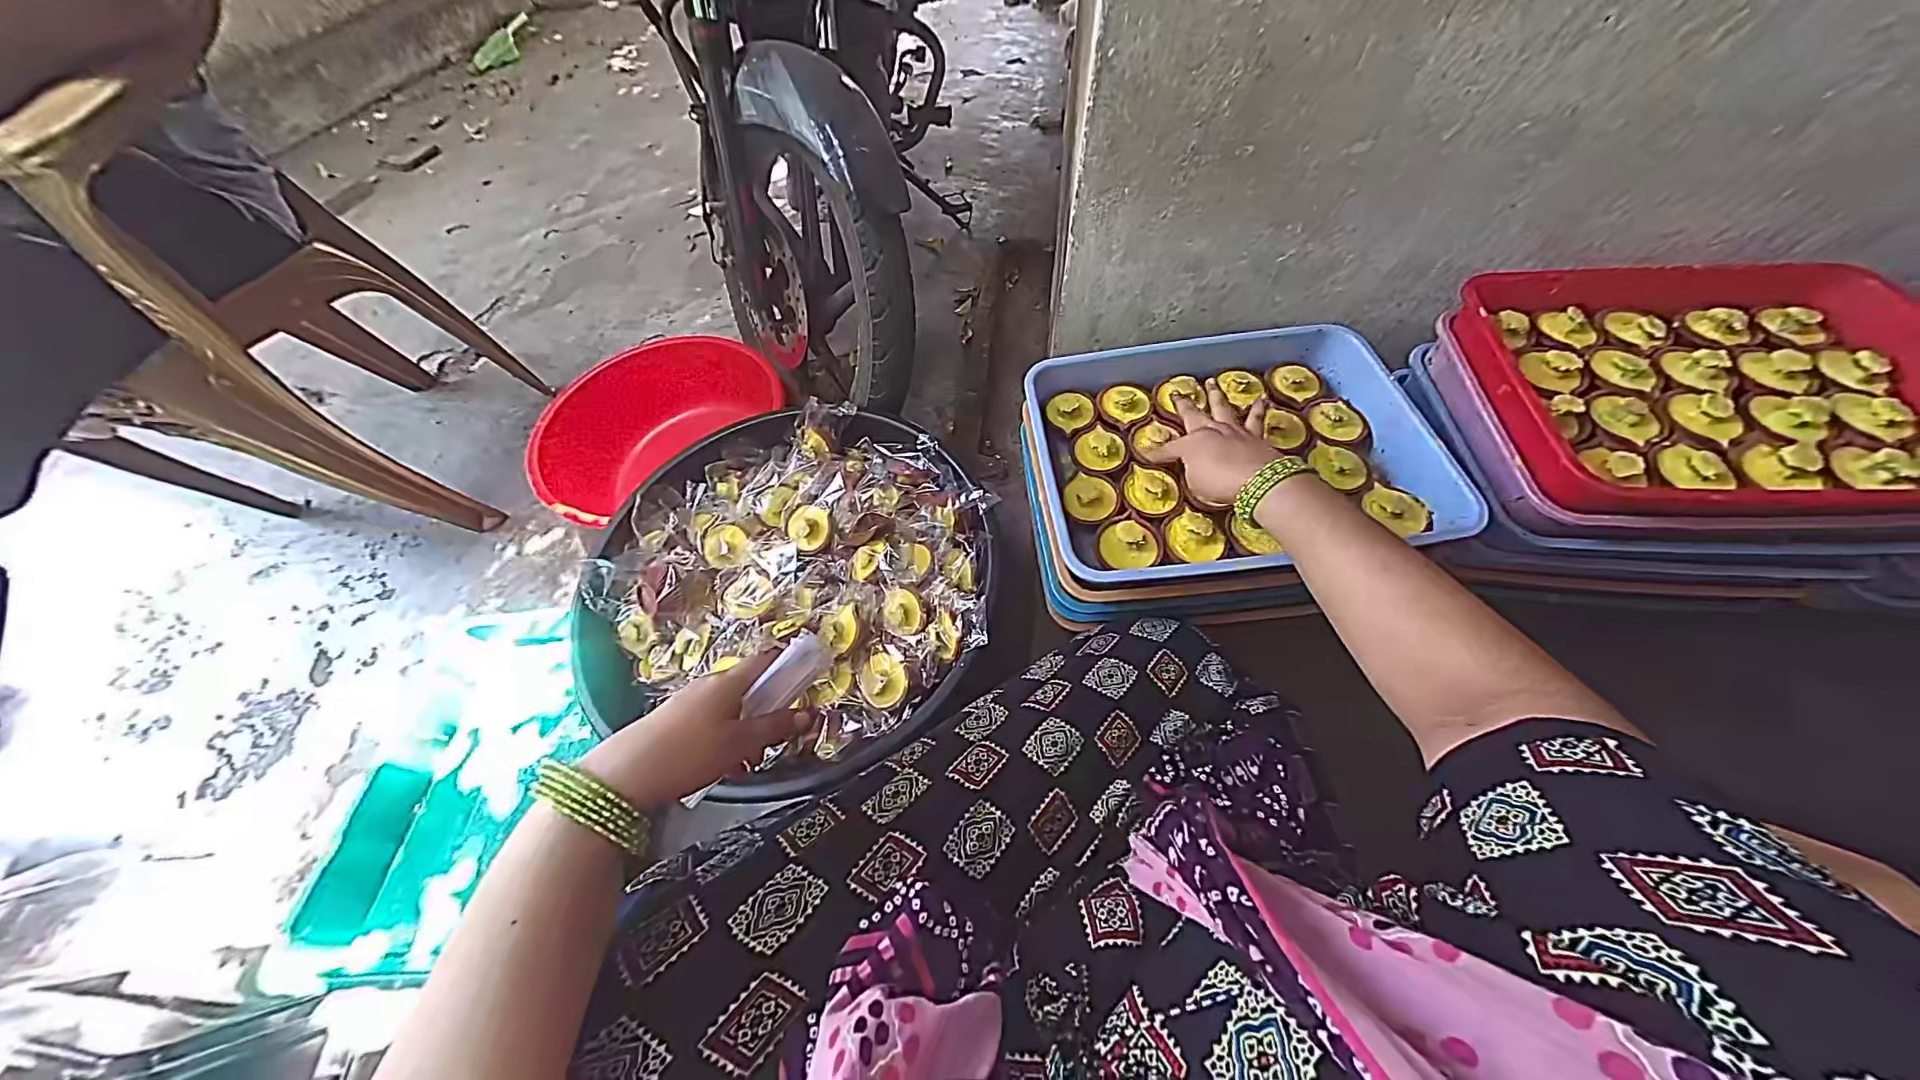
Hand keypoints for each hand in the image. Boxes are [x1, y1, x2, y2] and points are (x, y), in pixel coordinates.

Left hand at [580, 652, 809, 804]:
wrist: (624, 774)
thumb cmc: (690, 753)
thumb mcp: (741, 743)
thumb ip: (775, 727)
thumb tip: (808, 713)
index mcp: (729, 681)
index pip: (766, 660)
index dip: (787, 664)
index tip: (805, 677)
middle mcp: (709, 684)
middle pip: (749, 687)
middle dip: (768, 709)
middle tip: (777, 736)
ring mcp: (689, 701)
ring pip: (730, 709)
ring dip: (746, 729)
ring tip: (748, 761)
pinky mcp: (674, 721)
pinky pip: (711, 722)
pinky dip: (725, 738)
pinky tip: (723, 766)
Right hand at [1142, 378, 1281, 505]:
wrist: (1259, 482)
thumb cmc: (1221, 484)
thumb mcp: (1195, 484)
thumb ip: (1192, 471)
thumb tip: (1193, 468)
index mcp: (1191, 443)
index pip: (1168, 448)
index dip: (1156, 453)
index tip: (1146, 454)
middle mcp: (1212, 430)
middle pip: (1193, 413)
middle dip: (1183, 404)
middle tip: (1178, 394)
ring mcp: (1235, 430)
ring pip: (1223, 406)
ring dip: (1216, 395)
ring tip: (1213, 384)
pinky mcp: (1257, 436)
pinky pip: (1256, 419)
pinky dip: (1258, 408)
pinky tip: (1261, 400)